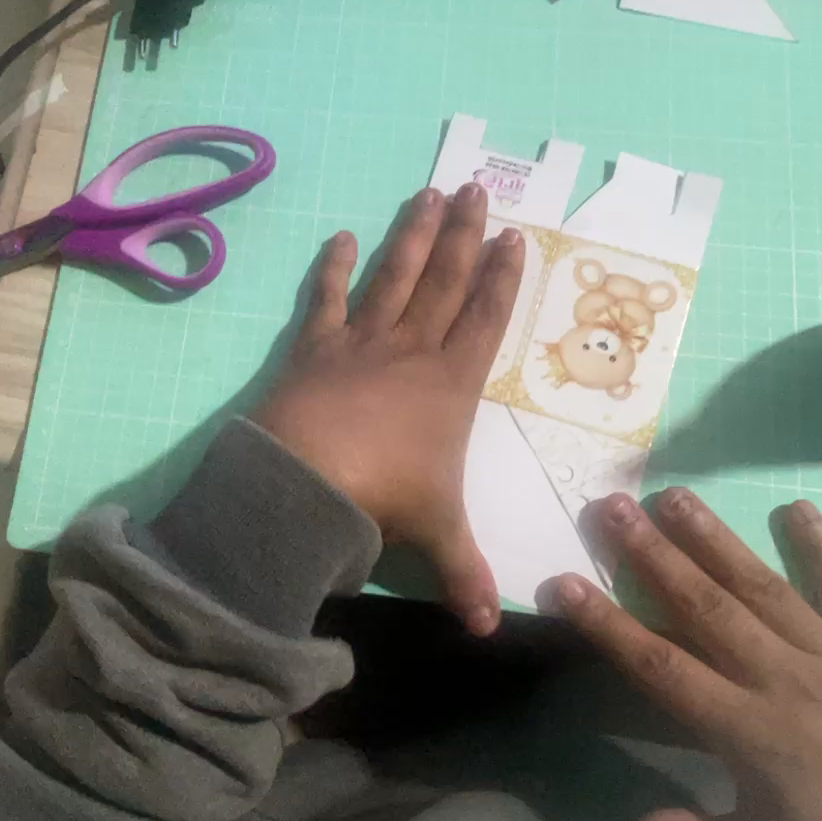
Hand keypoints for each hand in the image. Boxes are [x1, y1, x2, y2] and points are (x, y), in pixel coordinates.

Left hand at [254, 183, 522, 636]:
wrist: (310, 479)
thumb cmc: (384, 498)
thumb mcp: (435, 535)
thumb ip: (464, 576)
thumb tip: (488, 630)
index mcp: (450, 385)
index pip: (485, 320)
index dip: (501, 279)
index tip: (512, 239)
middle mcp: (411, 351)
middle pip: (444, 282)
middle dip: (463, 236)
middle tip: (476, 190)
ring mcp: (361, 343)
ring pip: (396, 276)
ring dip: (414, 235)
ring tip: (429, 193)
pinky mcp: (314, 347)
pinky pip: (327, 298)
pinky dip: (334, 267)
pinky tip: (341, 237)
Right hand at [540, 491, 821, 820]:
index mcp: (749, 733)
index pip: (659, 664)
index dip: (606, 623)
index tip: (563, 582)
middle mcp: (786, 681)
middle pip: (704, 606)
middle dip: (650, 553)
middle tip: (611, 505)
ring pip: (762, 587)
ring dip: (714, 537)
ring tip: (673, 494)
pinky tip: (797, 508)